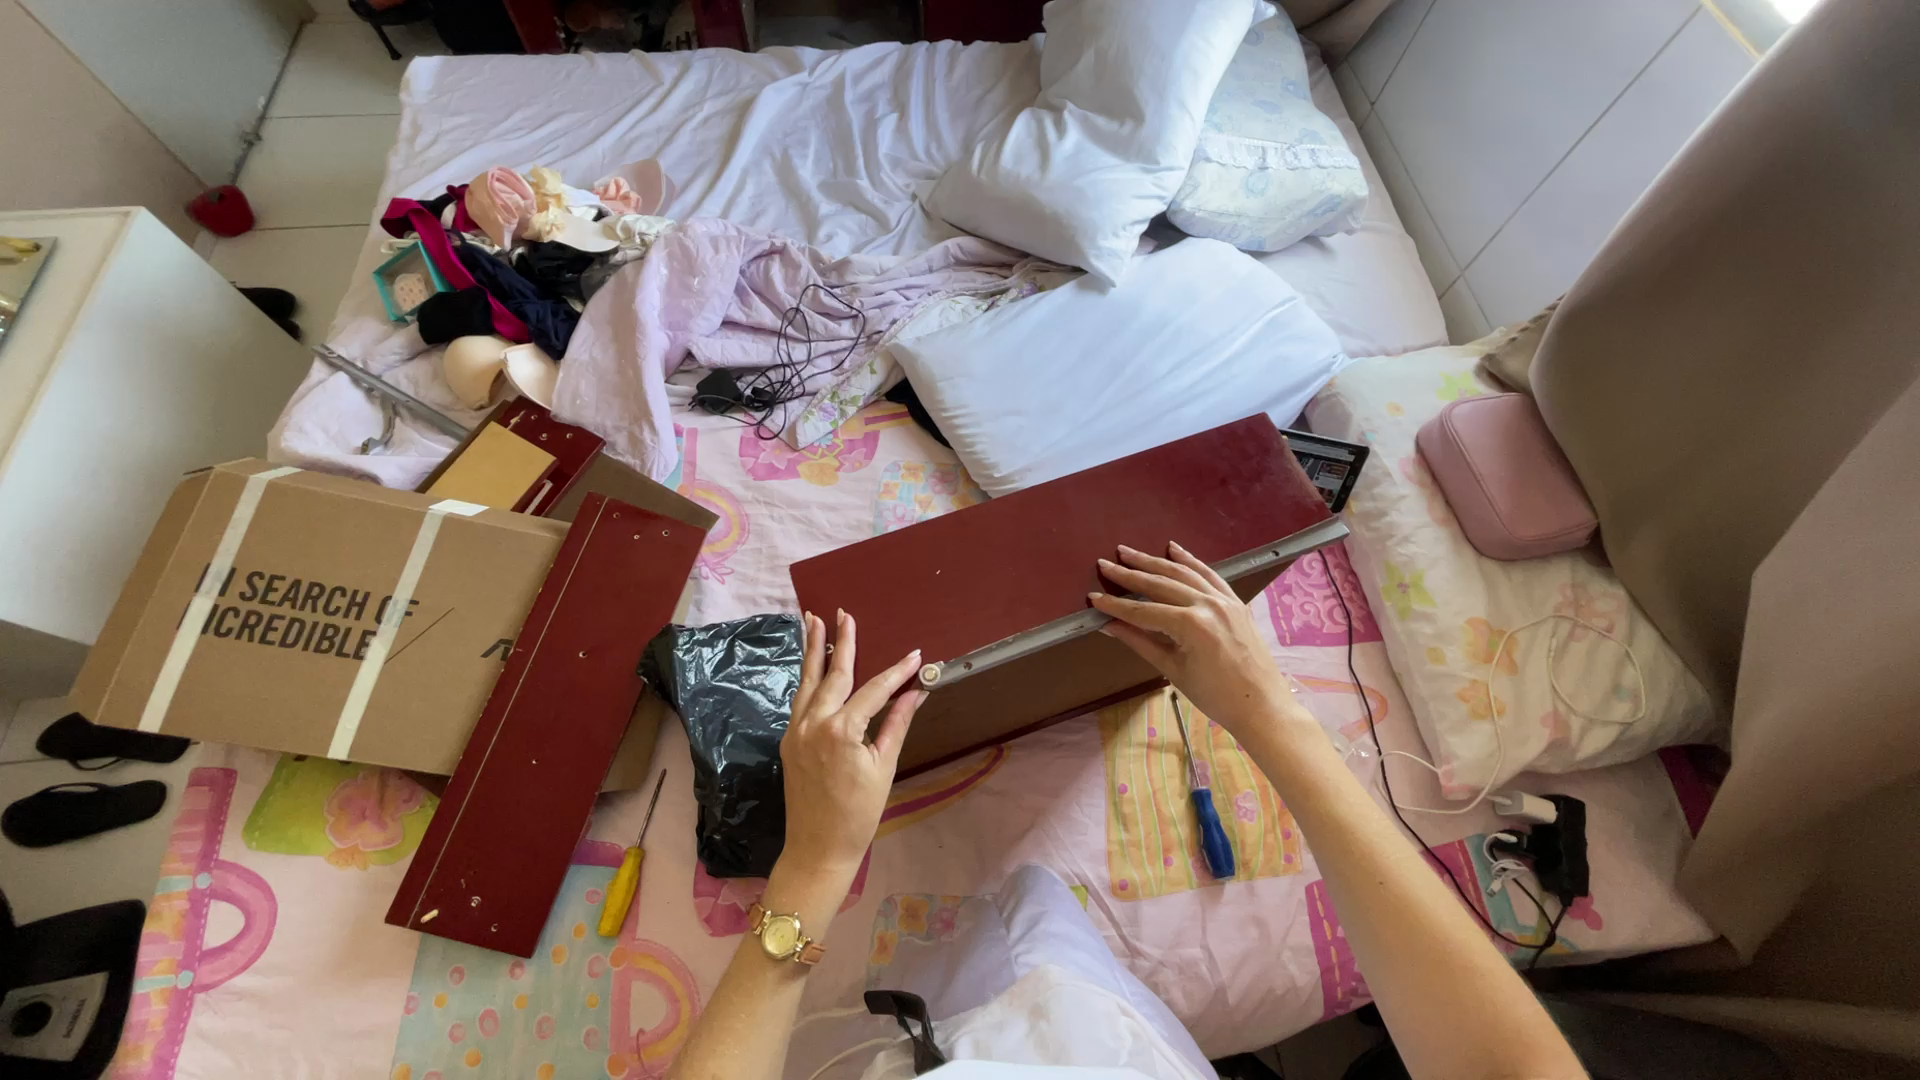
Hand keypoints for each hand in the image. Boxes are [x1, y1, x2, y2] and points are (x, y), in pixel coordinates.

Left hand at [778, 610, 926, 884]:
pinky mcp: (788, 740)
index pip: (874, 690)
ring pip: (807, 682)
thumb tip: (917, 692)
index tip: (916, 655)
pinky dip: (807, 679)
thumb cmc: (858, 813)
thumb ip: (897, 723)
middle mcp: (813, 723)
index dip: (897, 672)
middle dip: (841, 642)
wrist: (818, 848)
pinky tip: (812, 665)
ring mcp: (795, 730)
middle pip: (832, 674)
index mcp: (841, 731)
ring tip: (812, 621)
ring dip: (812, 650)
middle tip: (843, 613)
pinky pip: (799, 700)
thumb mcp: (884, 767)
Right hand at [1089, 543, 1305, 740]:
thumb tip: (1108, 626)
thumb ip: (1139, 641)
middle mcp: (1208, 605)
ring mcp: (1224, 600)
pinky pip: (1209, 574)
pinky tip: (1172, 549)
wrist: (1262, 706)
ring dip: (1153, 561)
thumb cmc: (1215, 696)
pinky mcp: (1235, 602)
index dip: (1116, 606)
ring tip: (1128, 552)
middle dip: (1129, 574)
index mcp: (1191, 625)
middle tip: (1104, 564)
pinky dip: (1190, 561)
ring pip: (1182, 573)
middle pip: (1160, 585)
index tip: (1093, 597)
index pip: (1143, 611)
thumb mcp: (1172, 669)